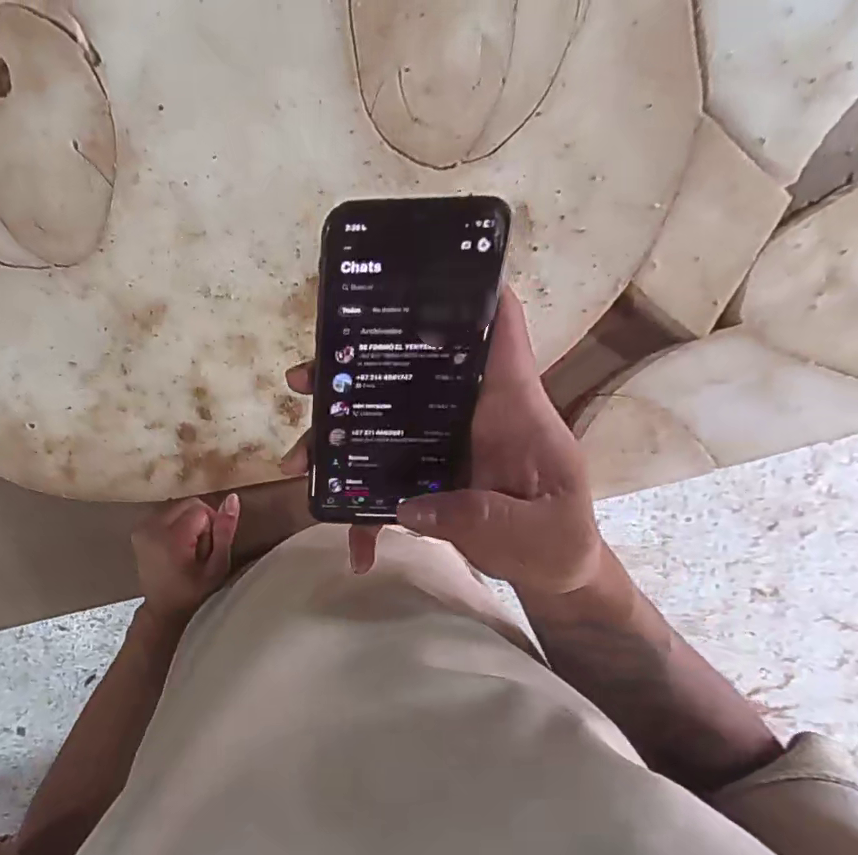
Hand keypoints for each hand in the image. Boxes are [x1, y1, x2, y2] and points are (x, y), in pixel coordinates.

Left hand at [130, 494, 241, 621]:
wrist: (163, 609)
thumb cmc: (194, 592)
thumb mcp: (217, 565)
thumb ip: (225, 531)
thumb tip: (232, 497)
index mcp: (171, 538)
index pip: (200, 509)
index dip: (211, 526)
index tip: (208, 549)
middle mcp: (152, 527)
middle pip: (188, 503)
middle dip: (199, 520)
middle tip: (199, 549)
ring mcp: (141, 528)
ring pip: (177, 506)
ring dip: (187, 521)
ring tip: (187, 549)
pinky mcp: (138, 530)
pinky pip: (165, 514)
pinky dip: (175, 524)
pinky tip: (176, 547)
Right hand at [279, 286, 604, 593]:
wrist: (553, 570)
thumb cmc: (559, 539)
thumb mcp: (536, 531)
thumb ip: (481, 516)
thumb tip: (409, 506)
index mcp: (507, 408)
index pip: (497, 332)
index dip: (467, 294)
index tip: (411, 280)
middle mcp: (467, 416)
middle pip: (408, 373)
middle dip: (352, 369)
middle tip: (306, 379)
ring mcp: (440, 447)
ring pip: (378, 423)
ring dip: (333, 436)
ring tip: (298, 461)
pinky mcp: (423, 478)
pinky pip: (380, 482)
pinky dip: (359, 509)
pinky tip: (353, 550)